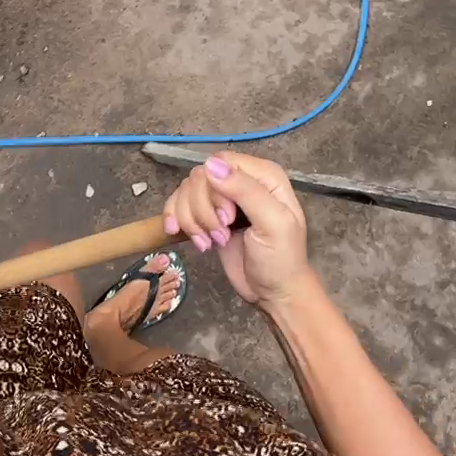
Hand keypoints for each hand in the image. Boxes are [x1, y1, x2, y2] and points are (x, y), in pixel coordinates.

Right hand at [163, 151, 316, 310]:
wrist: (273, 293)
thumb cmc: (280, 259)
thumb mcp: (273, 224)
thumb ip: (246, 191)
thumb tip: (211, 164)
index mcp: (263, 175)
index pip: (221, 162)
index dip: (215, 189)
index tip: (227, 219)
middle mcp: (240, 180)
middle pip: (199, 177)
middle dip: (203, 210)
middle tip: (221, 236)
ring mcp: (221, 197)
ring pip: (186, 190)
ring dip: (191, 219)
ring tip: (209, 243)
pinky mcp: (205, 214)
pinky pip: (178, 202)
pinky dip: (175, 218)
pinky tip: (178, 232)